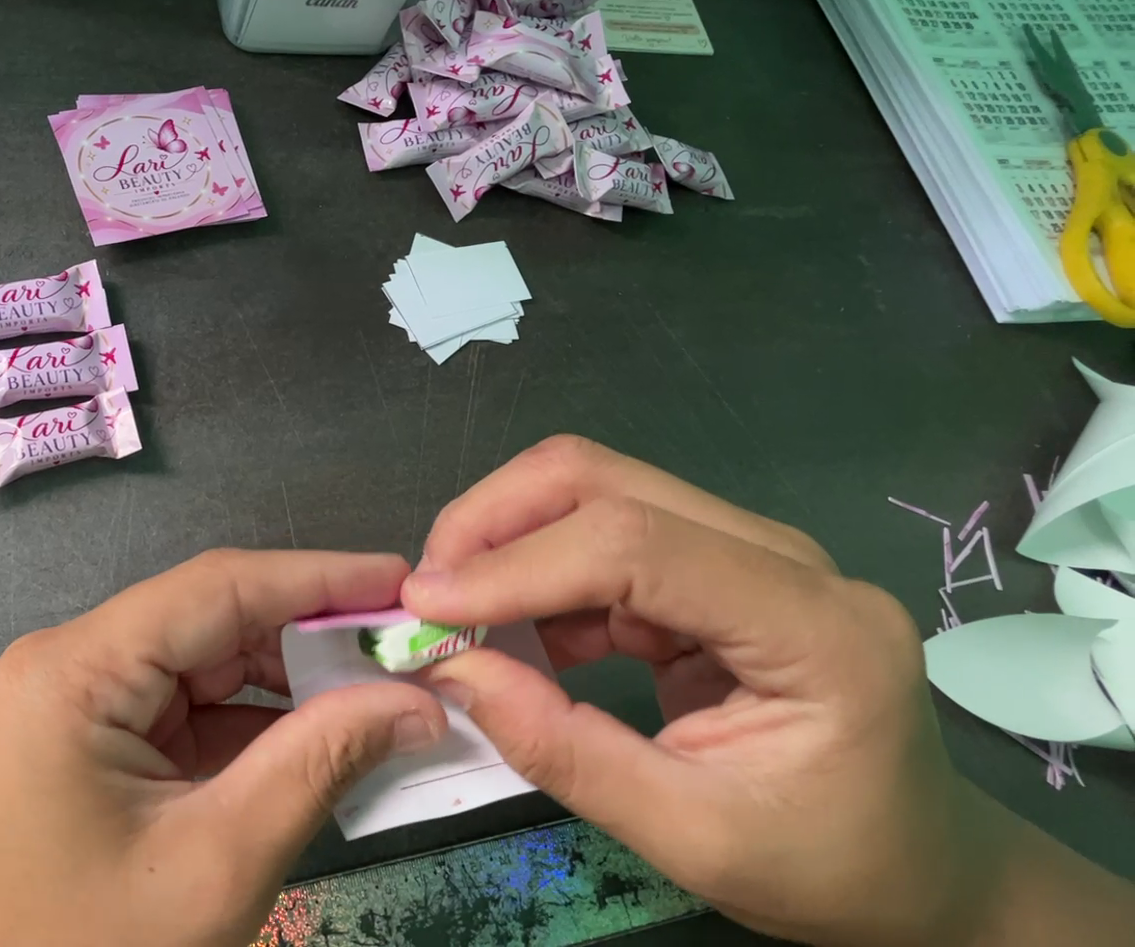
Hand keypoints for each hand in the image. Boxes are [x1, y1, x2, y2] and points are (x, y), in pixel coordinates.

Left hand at [0, 550, 447, 946]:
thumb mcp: (218, 862)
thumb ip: (320, 764)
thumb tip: (417, 702)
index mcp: (75, 669)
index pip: (215, 589)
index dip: (317, 577)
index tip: (402, 577)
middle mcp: (72, 661)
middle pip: (212, 620)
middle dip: (313, 632)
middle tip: (407, 643)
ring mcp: (84, 698)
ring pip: (210, 660)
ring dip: (295, 677)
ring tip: (384, 686)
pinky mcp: (102, 735)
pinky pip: (196, 706)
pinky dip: (263, 720)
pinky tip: (329, 729)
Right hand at [403, 435, 1134, 946]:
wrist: (917, 865)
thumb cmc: (826, 865)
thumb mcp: (693, 840)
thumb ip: (565, 753)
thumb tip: (450, 669)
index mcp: (810, 625)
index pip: (634, 545)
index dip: (515, 565)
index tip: (425, 608)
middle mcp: (774, 554)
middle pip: (598, 477)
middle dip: (490, 521)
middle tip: (429, 592)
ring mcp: (736, 547)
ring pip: (584, 486)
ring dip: (499, 537)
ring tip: (455, 611)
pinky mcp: (698, 561)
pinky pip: (589, 534)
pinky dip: (528, 571)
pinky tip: (511, 629)